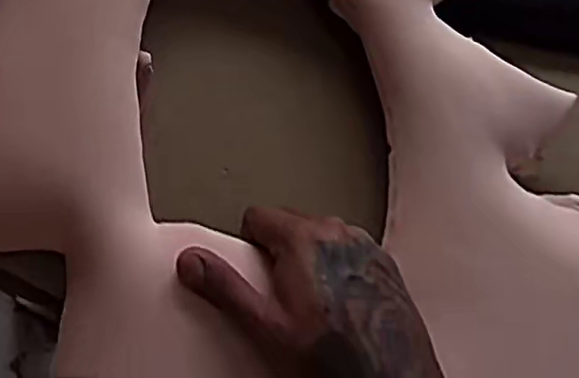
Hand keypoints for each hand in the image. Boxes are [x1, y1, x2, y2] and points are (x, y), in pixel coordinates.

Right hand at [178, 208, 443, 377]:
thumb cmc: (339, 367)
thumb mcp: (268, 330)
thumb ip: (225, 287)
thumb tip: (191, 261)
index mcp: (302, 236)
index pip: (255, 216)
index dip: (250, 247)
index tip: (257, 276)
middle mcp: (336, 232)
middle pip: (288, 223)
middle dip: (280, 252)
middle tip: (284, 298)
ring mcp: (366, 248)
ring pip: (320, 236)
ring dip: (312, 259)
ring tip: (315, 304)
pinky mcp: (388, 268)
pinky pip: (349, 253)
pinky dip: (341, 270)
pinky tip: (343, 307)